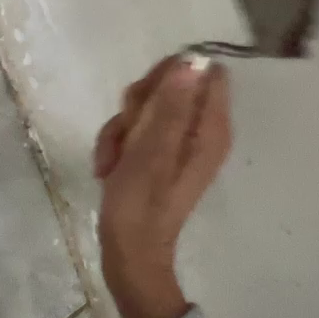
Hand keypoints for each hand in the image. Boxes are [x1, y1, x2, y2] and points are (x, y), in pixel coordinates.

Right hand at [92, 55, 231, 317]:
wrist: (129, 256)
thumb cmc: (140, 206)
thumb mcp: (151, 151)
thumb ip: (171, 105)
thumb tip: (192, 61)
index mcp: (210, 129)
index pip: (203, 72)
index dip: (169, 75)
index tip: (144, 98)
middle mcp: (201, 132)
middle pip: (170, 87)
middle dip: (138, 104)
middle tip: (126, 133)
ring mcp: (179, 145)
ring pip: (147, 109)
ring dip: (122, 128)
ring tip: (112, 160)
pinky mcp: (160, 157)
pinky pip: (138, 131)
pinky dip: (119, 145)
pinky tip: (108, 167)